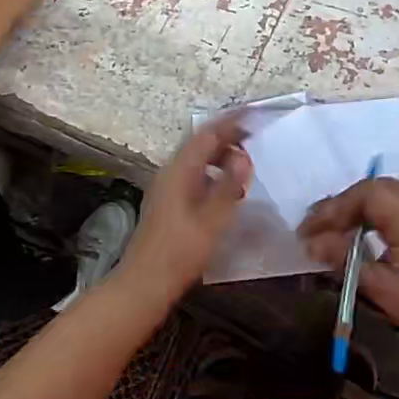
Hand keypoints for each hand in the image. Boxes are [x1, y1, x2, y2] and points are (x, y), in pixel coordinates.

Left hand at [116, 115, 253, 299]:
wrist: (144, 284)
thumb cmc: (179, 252)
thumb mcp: (211, 221)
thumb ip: (229, 187)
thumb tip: (244, 158)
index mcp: (180, 171)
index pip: (207, 135)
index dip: (231, 122)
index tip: (254, 114)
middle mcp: (171, 172)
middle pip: (200, 143)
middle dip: (228, 136)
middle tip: (255, 138)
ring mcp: (167, 186)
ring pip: (197, 159)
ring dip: (221, 154)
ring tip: (246, 161)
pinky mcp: (169, 201)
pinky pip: (195, 173)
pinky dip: (214, 170)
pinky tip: (227, 186)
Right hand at [298, 177, 398, 361]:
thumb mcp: (380, 286)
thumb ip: (346, 259)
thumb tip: (312, 243)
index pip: (367, 195)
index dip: (336, 207)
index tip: (312, 228)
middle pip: (376, 188)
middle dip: (344, 201)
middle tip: (320, 223)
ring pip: (385, 194)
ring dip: (357, 205)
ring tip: (333, 226)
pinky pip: (393, 207)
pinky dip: (370, 213)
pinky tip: (357, 234)